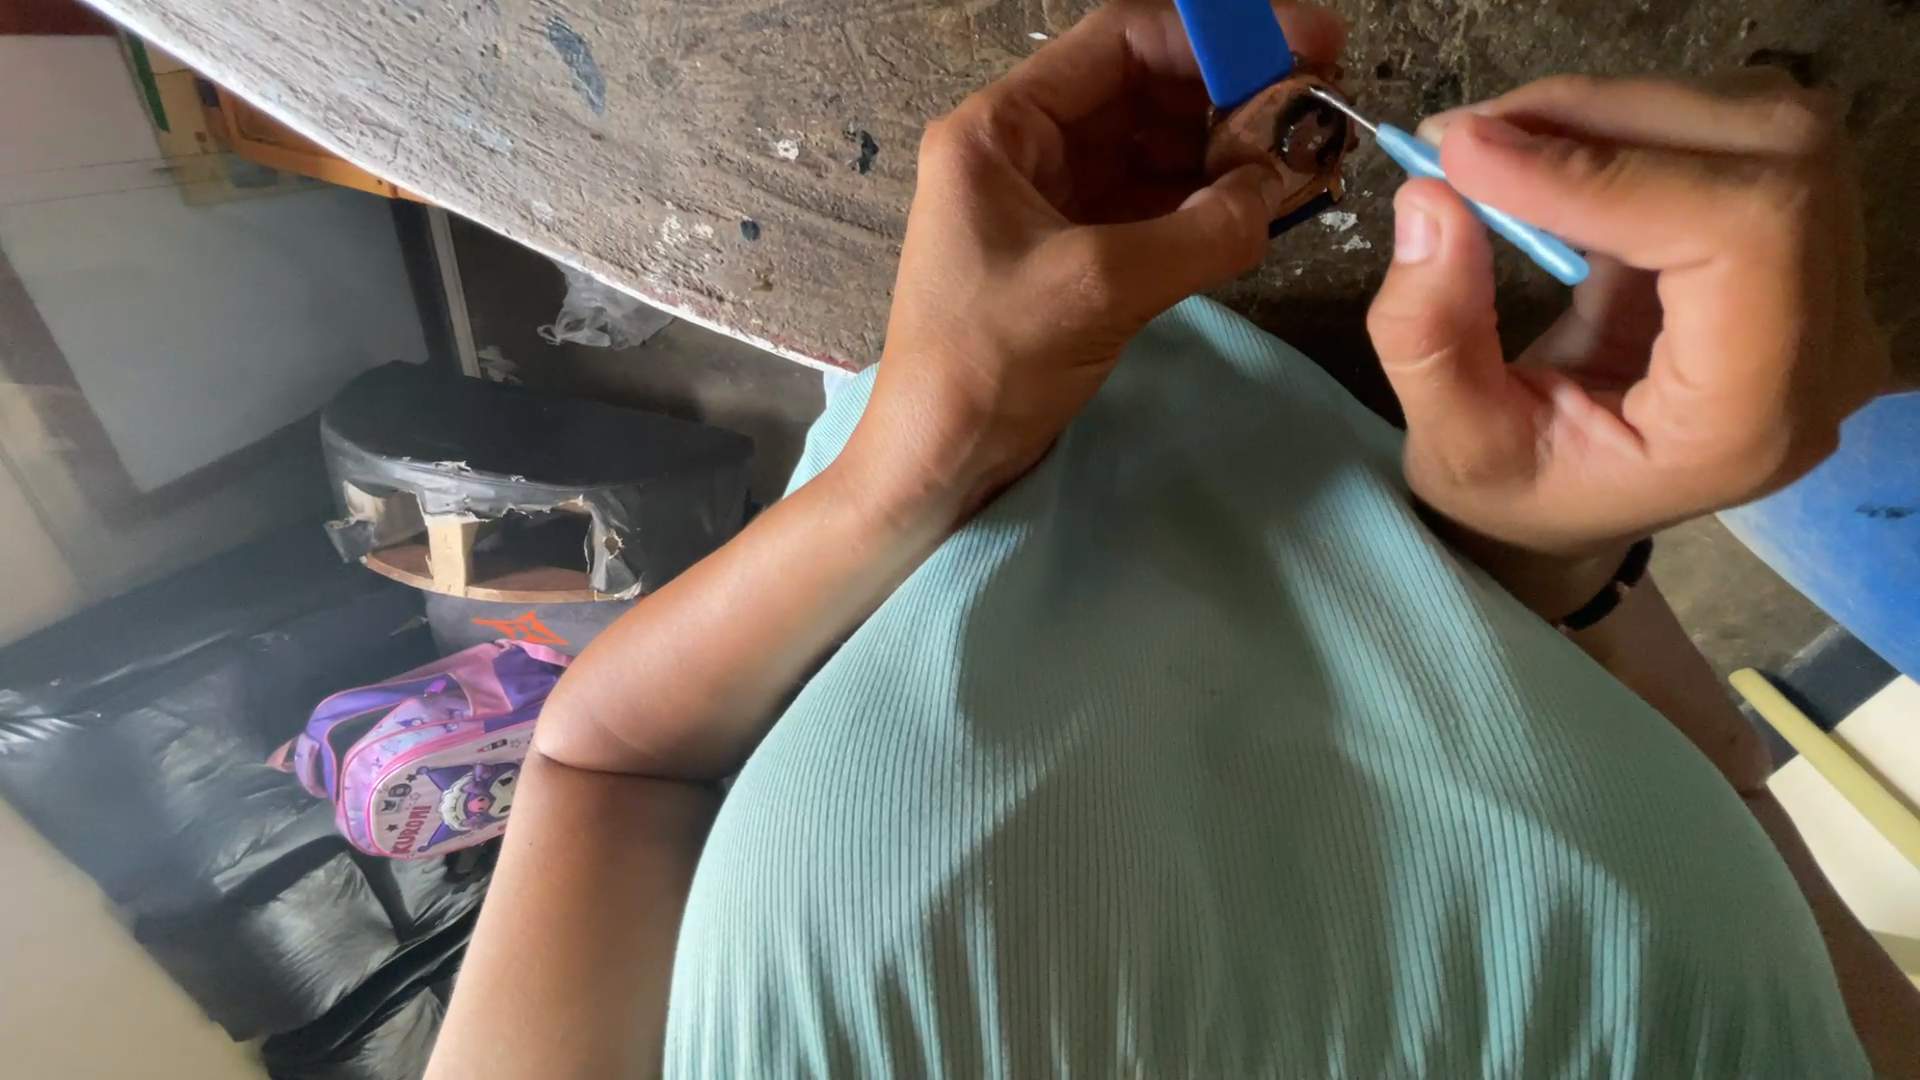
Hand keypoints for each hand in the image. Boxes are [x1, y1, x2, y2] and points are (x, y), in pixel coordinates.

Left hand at [844, 0, 1347, 509]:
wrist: (939, 455)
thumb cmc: (988, 362)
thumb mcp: (1096, 286)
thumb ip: (1199, 231)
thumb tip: (1280, 191)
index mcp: (1000, 131)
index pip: (1121, 44)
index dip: (1221, 34)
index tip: (1311, 46)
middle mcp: (1022, 157)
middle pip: (1143, 98)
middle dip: (1229, 105)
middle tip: (1313, 123)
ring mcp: (1047, 212)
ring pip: (1149, 161)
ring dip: (1221, 164)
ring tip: (1296, 175)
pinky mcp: (1068, 264)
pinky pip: (1145, 218)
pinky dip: (1197, 217)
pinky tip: (1251, 220)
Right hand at [1366, 75, 1889, 559]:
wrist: (1556, 511)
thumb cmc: (1508, 500)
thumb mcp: (1451, 445)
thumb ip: (1430, 341)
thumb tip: (1427, 200)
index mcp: (1750, 415)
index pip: (1739, 237)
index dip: (1602, 176)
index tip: (1467, 155)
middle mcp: (1824, 340)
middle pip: (1768, 158)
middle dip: (1602, 123)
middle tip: (1466, 132)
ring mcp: (1817, 288)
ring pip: (1755, 135)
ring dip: (1608, 116)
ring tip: (1490, 139)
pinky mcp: (1775, 253)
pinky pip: (1717, 153)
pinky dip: (1614, 136)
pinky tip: (1533, 156)